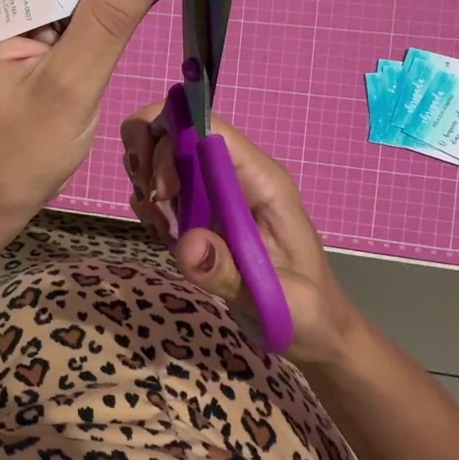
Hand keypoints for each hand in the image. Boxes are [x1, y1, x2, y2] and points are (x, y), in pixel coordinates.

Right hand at [121, 105, 365, 369]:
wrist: (314, 333)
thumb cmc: (308, 314)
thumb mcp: (278, 302)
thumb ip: (229, 272)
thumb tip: (185, 243)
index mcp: (259, 179)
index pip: (205, 127)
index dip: (170, 142)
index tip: (162, 191)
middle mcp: (231, 173)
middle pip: (170, 127)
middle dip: (146, 156)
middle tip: (152, 204)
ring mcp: (211, 188)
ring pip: (157, 152)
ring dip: (144, 183)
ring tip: (161, 227)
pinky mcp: (196, 207)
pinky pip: (156, 185)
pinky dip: (146, 204)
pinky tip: (162, 235)